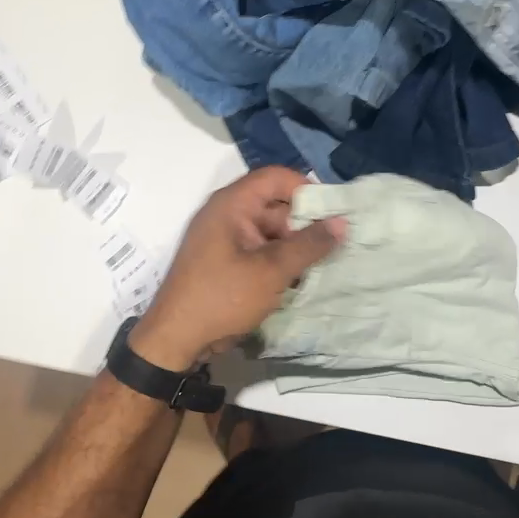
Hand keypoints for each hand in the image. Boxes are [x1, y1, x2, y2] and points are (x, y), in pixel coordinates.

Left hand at [129, 167, 345, 370]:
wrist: (176, 339)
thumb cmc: (223, 297)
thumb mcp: (272, 271)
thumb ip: (309, 245)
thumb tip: (342, 222)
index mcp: (232, 204)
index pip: (276, 178)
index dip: (307, 189)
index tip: (334, 213)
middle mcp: (227, 215)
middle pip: (276, 206)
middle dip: (306, 224)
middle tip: (337, 245)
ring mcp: (225, 240)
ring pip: (271, 232)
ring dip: (296, 247)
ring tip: (325, 265)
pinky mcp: (225, 263)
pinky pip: (260, 251)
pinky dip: (280, 262)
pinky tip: (302, 280)